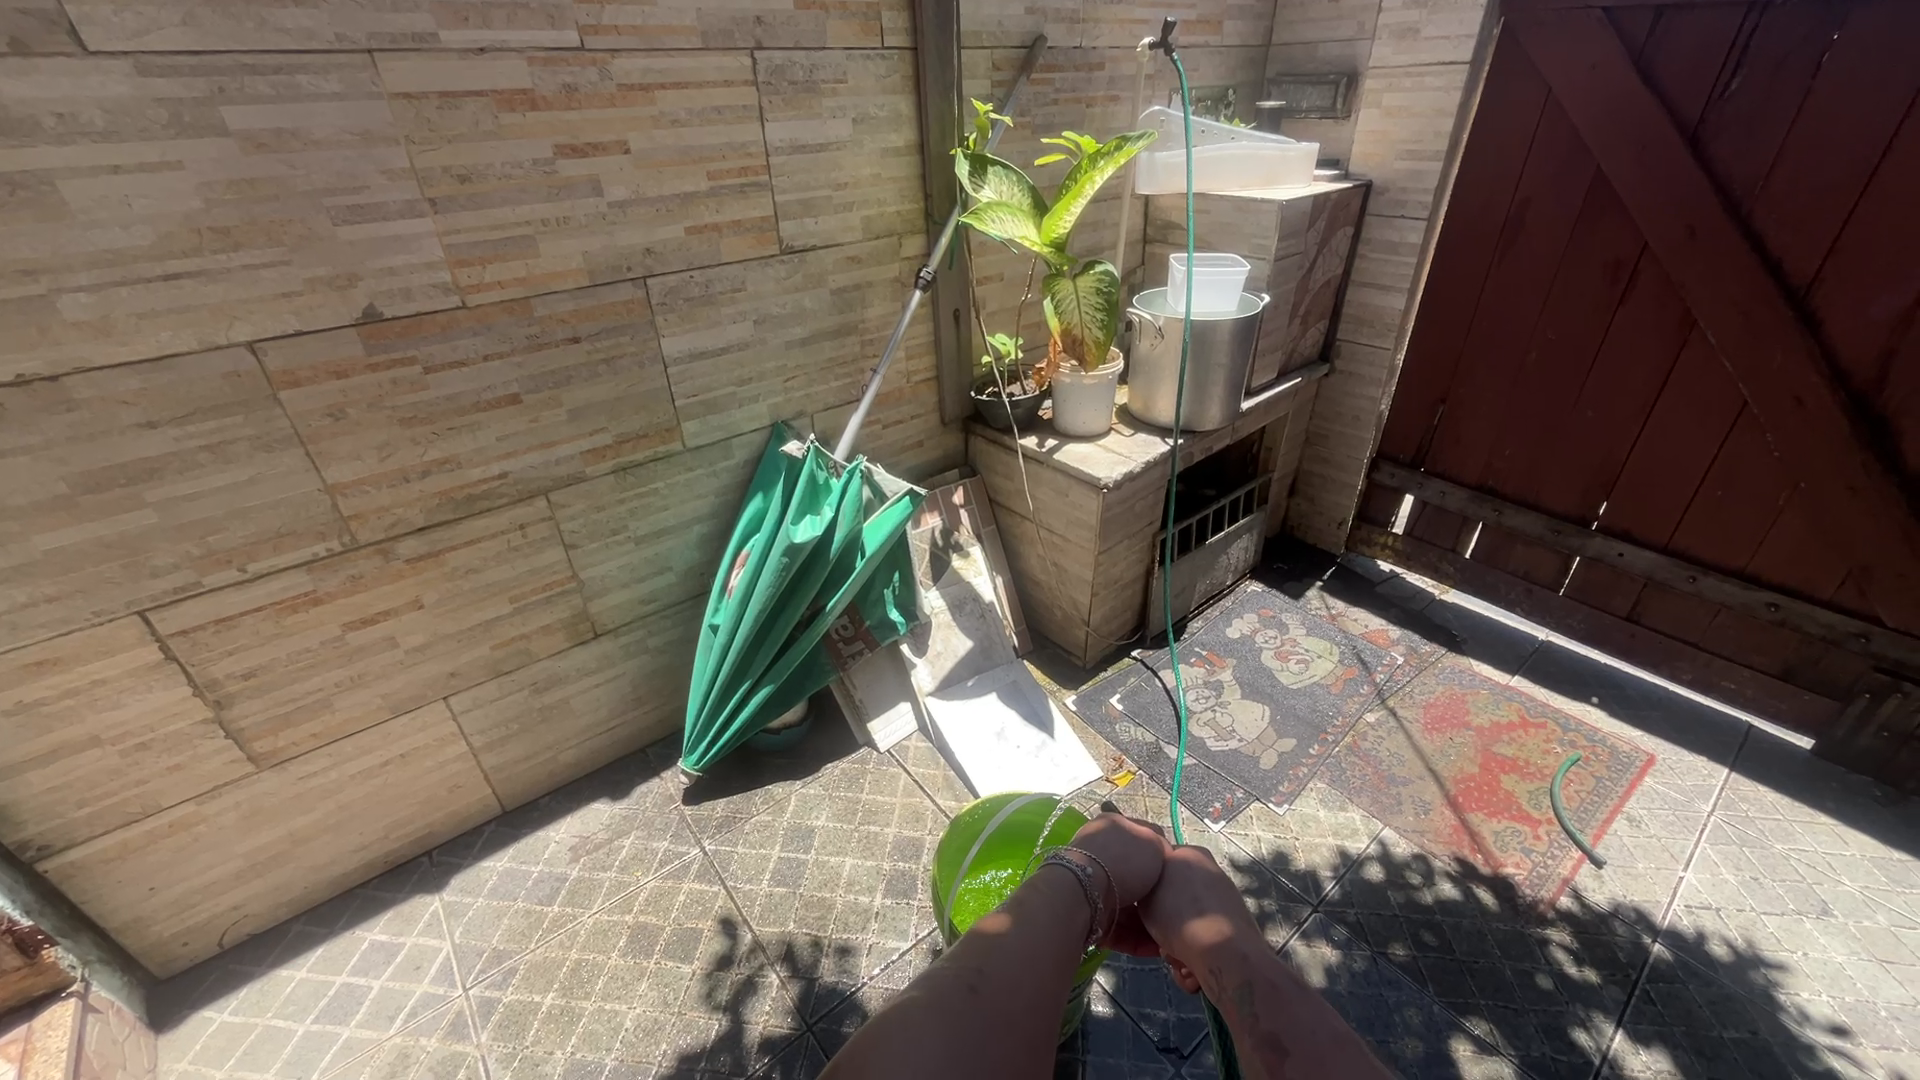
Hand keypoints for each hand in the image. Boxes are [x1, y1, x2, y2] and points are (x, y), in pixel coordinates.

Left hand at [1063, 813, 1170, 954]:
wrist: (1085, 890)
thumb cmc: (1123, 860)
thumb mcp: (1152, 842)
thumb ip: (1160, 846)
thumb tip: (1161, 855)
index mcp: (1112, 826)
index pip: (1141, 837)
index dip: (1161, 854)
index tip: (1177, 873)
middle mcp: (1100, 853)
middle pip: (1135, 876)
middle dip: (1154, 896)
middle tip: (1173, 909)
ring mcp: (1093, 884)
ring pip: (1128, 905)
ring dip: (1148, 923)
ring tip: (1168, 936)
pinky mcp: (1090, 914)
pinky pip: (1118, 928)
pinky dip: (1136, 939)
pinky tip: (1155, 949)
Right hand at [1136, 844, 1262, 992]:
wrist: (1223, 952)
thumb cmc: (1177, 917)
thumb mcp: (1144, 894)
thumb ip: (1144, 886)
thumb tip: (1151, 893)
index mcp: (1189, 852)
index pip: (1160, 866)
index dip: (1148, 890)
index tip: (1143, 911)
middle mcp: (1209, 869)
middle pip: (1175, 899)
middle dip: (1165, 925)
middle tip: (1159, 940)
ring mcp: (1226, 897)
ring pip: (1190, 922)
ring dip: (1179, 944)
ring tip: (1178, 960)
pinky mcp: (1237, 924)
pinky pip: (1206, 937)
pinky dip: (1198, 953)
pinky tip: (1193, 969)